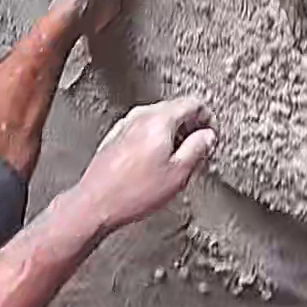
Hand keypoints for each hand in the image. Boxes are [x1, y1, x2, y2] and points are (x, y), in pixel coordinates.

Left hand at [65, 96, 216, 231]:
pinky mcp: (116, 136)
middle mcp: (142, 115)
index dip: (208, 119)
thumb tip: (208, 137)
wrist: (95, 203)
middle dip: (191, 127)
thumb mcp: (178, 173)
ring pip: (159, 119)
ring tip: (177, 161)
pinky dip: (155, 139)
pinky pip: (143, 129)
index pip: (193, 103)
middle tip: (198, 150)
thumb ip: (198, 148)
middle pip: (176, 109)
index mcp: (160, 119)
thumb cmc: (133, 192)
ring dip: (173, 134)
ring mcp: (127, 124)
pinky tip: (154, 164)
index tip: (211, 135)